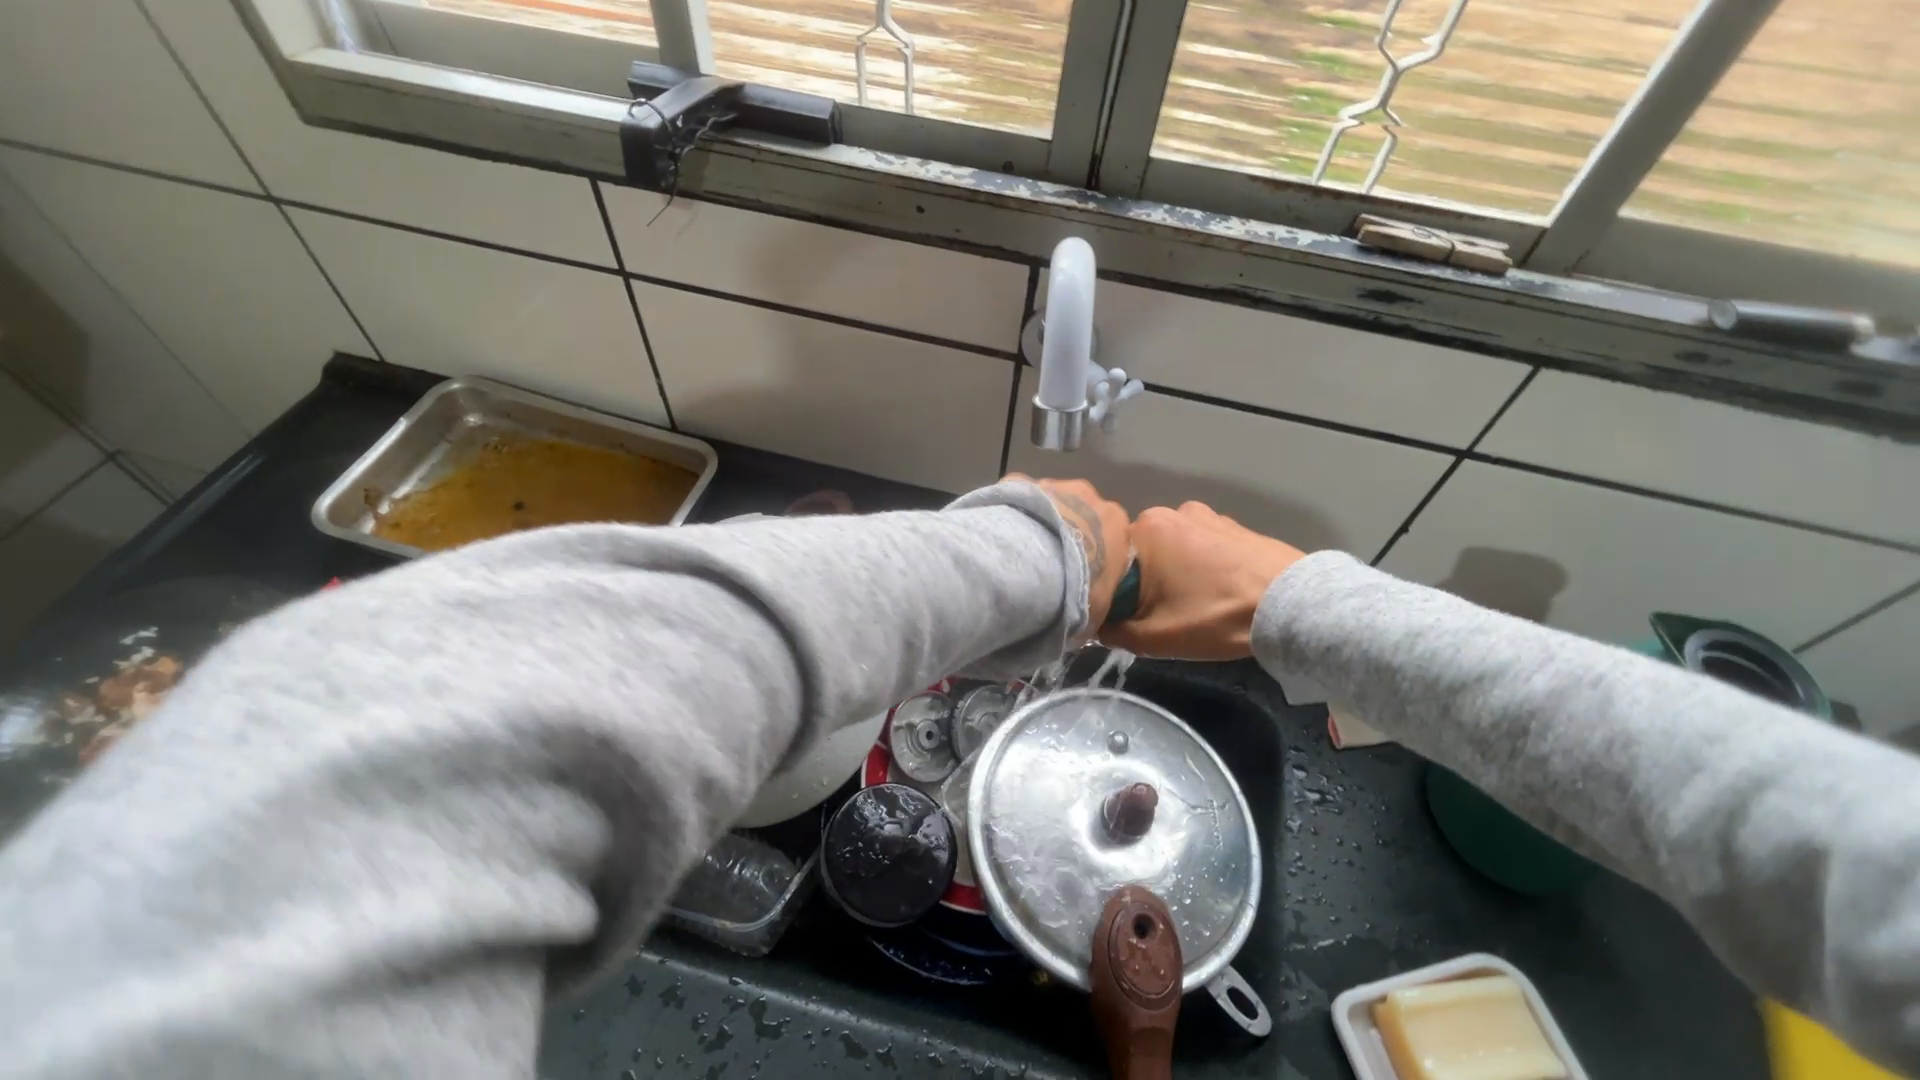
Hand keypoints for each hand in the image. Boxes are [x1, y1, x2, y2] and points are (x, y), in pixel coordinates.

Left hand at [1007, 475, 1130, 634]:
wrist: (1035, 567)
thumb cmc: (1077, 591)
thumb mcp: (1098, 609)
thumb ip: (1098, 602)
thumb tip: (1086, 615)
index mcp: (1116, 521)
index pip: (1112, 531)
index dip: (1096, 550)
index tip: (1080, 570)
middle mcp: (1088, 495)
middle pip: (1081, 510)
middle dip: (1067, 530)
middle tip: (1049, 561)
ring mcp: (1052, 485)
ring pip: (1049, 500)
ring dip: (1040, 520)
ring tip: (1022, 550)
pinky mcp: (1020, 482)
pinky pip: (1017, 494)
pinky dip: (1012, 511)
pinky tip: (1002, 534)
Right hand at [1101, 502, 1304, 659]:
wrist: (1292, 607)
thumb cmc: (1216, 616)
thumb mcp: (1154, 637)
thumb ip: (1113, 632)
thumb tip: (1096, 626)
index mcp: (1146, 527)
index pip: (1109, 558)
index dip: (1111, 589)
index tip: (1122, 614)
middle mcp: (1173, 511)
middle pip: (1140, 552)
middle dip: (1143, 581)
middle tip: (1156, 614)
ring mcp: (1208, 515)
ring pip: (1172, 550)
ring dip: (1173, 574)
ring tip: (1189, 605)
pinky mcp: (1235, 526)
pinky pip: (1202, 547)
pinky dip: (1201, 568)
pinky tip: (1214, 593)